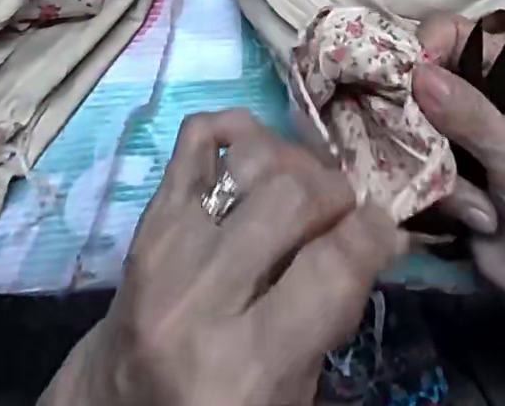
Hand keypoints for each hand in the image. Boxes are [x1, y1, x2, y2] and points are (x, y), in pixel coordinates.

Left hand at [40, 109, 404, 405]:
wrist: (120, 397)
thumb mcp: (287, 394)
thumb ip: (329, 313)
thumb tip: (374, 232)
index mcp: (243, 370)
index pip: (328, 272)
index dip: (372, 235)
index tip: (384, 223)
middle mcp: (200, 300)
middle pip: (290, 200)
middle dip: (334, 193)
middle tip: (343, 206)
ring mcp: (166, 247)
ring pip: (249, 160)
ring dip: (293, 161)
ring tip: (304, 182)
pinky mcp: (147, 214)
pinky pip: (195, 138)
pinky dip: (235, 126)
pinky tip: (256, 147)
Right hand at [412, 15, 504, 405]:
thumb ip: (469, 114)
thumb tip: (416, 70)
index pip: (455, 34)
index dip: (428, 43)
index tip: (409, 72)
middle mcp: (479, 99)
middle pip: (422, 76)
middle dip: (416, 109)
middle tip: (425, 140)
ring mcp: (458, 139)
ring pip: (411, 122)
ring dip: (431, 160)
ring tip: (475, 200)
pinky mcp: (443, 177)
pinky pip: (413, 164)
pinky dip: (434, 190)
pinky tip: (475, 219)